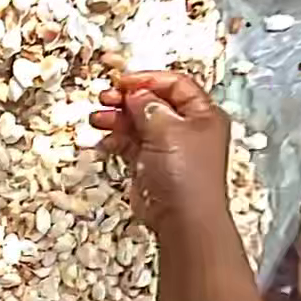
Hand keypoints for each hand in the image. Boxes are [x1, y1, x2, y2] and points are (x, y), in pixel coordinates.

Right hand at [90, 71, 272, 300]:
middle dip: (127, 99)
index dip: (148, 80)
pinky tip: (104, 140)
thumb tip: (136, 94)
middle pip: (153, 103)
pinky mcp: (149, 166)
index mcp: (202, 115)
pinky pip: (129, 145)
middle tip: (106, 98)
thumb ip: (148, 106)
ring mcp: (167, 148)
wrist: (181, 220)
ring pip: (138, 123)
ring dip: (117, 118)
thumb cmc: (184, 176)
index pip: (175, 84)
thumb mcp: (167, 130)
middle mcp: (186, 129)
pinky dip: (116, 139)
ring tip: (98, 118)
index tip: (123, 81)